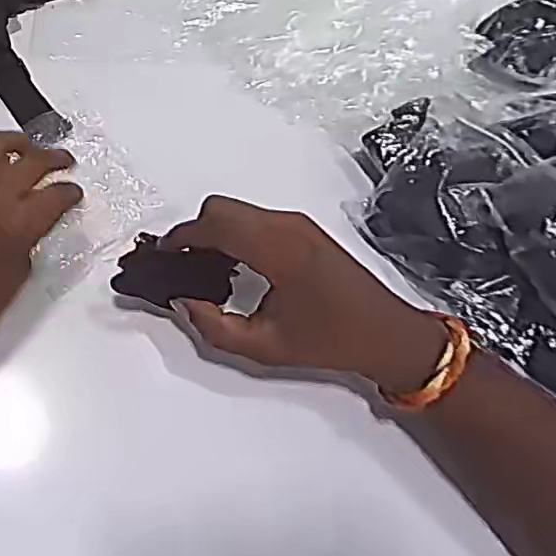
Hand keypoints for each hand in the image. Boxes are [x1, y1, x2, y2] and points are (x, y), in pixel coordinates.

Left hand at [0, 127, 83, 381]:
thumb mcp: (19, 271)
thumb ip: (31, 236)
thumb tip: (35, 219)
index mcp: (19, 222)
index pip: (57, 194)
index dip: (69, 192)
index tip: (72, 192)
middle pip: (34, 161)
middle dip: (55, 160)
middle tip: (62, 162)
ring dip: (17, 142)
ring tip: (27, 148)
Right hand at [163, 195, 447, 395]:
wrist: (391, 336)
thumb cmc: (336, 341)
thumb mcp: (265, 347)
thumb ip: (213, 327)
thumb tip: (183, 303)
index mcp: (280, 252)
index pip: (214, 226)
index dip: (180, 238)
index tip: (163, 253)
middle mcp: (288, 228)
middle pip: (218, 208)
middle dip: (191, 231)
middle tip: (180, 259)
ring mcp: (296, 223)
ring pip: (233, 208)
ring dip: (210, 228)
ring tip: (202, 262)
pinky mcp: (300, 227)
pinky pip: (250, 215)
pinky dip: (229, 229)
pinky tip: (229, 259)